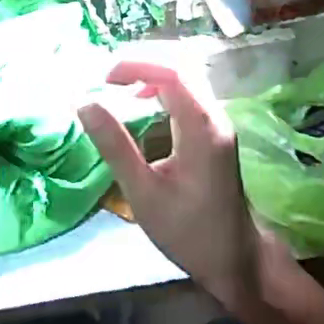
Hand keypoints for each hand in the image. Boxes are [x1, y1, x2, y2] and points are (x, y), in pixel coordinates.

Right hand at [79, 61, 298, 318]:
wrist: (238, 262)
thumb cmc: (189, 232)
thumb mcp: (143, 192)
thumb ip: (115, 145)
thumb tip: (85, 104)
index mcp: (201, 128)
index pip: (171, 73)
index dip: (136, 65)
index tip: (104, 79)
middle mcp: (215, 117)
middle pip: (182, 66)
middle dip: (142, 62)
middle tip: (108, 76)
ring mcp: (218, 124)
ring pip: (187, 76)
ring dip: (152, 72)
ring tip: (119, 83)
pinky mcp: (215, 133)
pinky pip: (190, 92)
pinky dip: (163, 85)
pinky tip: (142, 99)